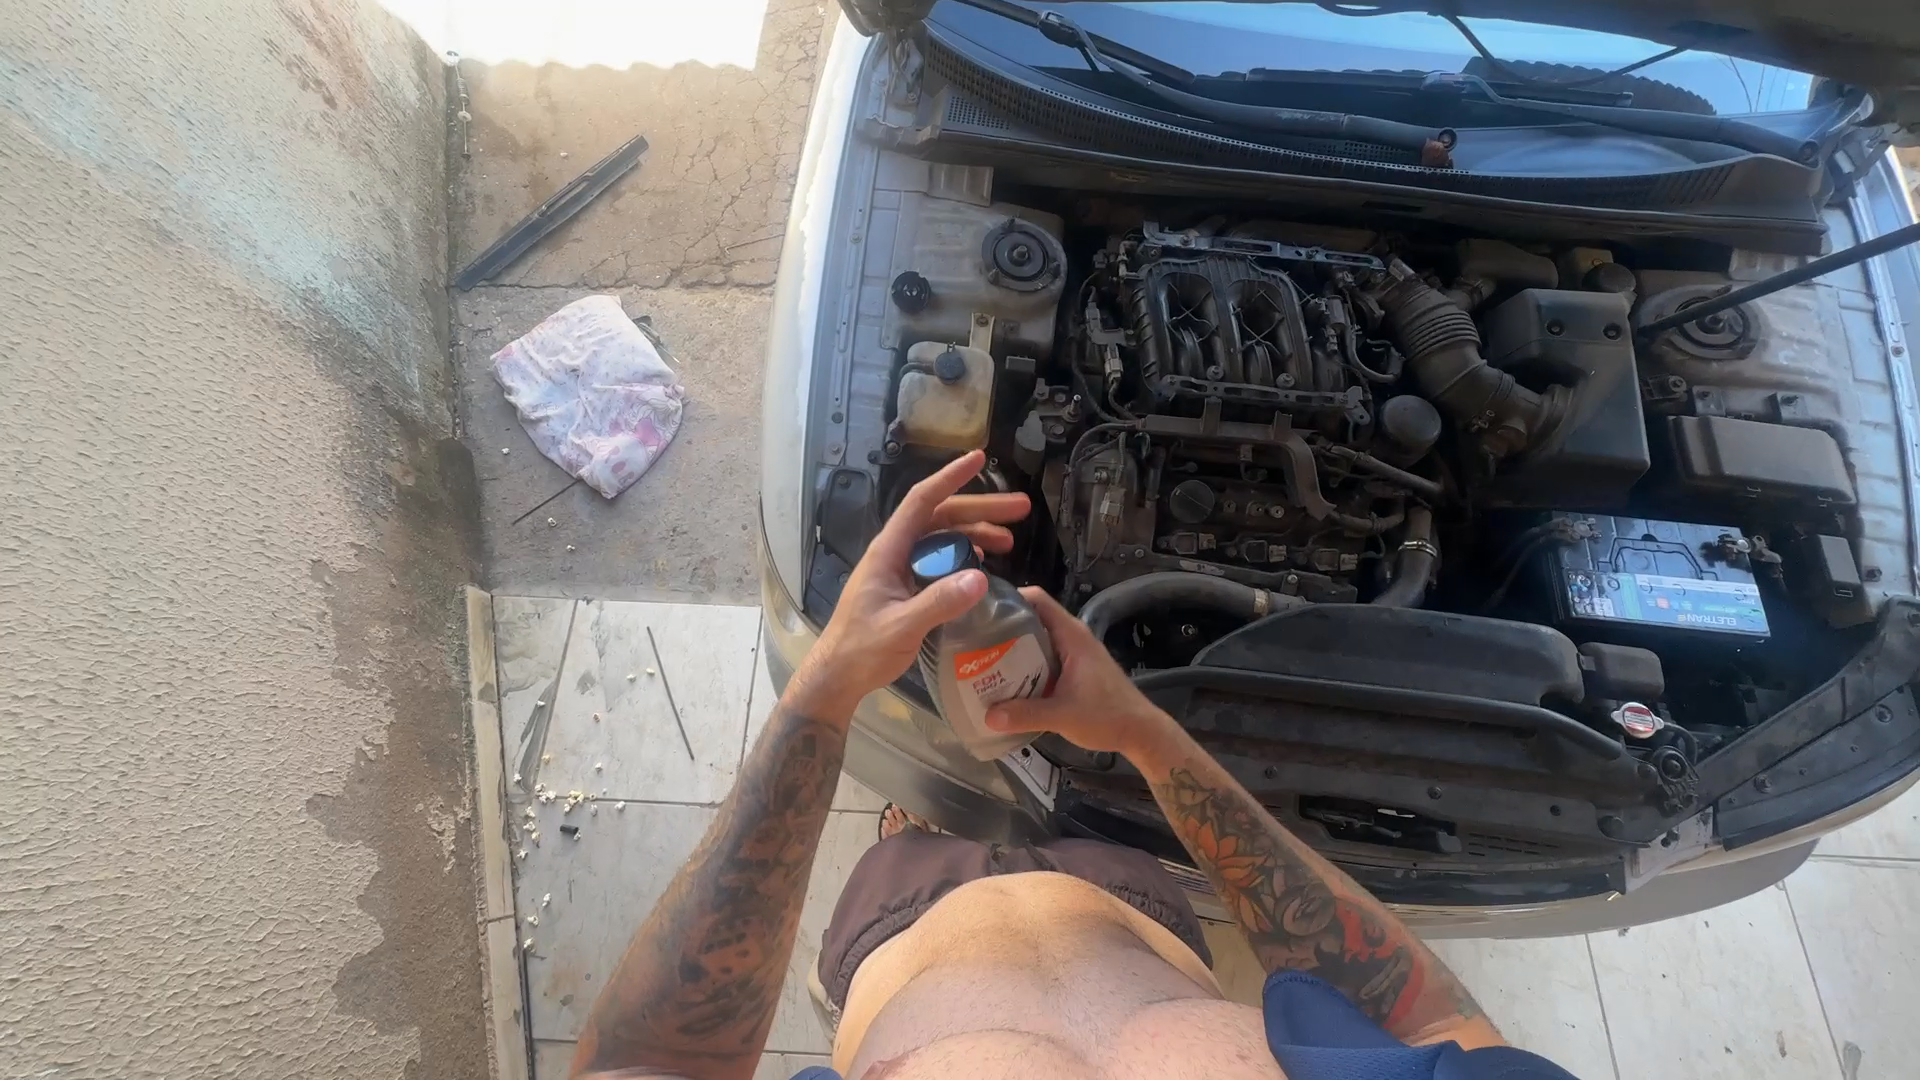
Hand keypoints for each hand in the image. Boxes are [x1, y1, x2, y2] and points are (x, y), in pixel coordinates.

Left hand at [784, 450, 1031, 720]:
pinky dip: (964, 558)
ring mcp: (902, 571)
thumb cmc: (861, 649)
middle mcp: (896, 552)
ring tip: (1009, 541)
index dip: (950, 477)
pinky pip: (940, 564)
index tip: (979, 458)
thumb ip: (939, 602)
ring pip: (944, 540)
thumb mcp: (901, 626)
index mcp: (889, 550)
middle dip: (980, 509)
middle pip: (942, 518)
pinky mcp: (908, 589)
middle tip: (1020, 509)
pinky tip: (982, 566)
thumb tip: (980, 576)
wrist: (837, 677)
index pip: (922, 502)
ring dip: (976, 534)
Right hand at [983, 587, 1177, 760]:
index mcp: (1072, 635)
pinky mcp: (1074, 668)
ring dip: (1013, 646)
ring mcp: (1074, 653)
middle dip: (1005, 625)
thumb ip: (1026, 714)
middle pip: (1033, 618)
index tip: (982, 609)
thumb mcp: (1063, 715)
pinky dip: (1025, 663)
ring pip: (1037, 639)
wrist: (1140, 732)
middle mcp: (1072, 637)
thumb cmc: (1107, 716)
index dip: (1010, 598)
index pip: (1038, 599)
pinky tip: (1007, 680)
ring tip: (983, 658)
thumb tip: (987, 715)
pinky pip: (1044, 656)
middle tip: (975, 637)